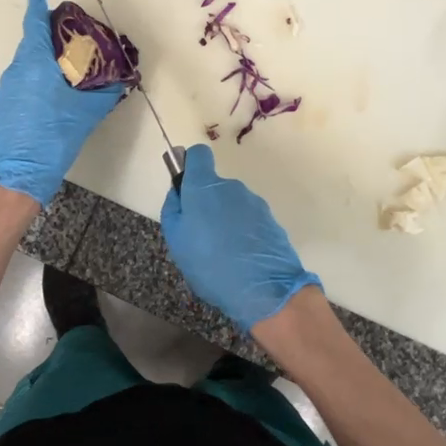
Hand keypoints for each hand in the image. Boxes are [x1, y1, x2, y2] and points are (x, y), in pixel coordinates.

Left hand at [0, 0, 124, 203]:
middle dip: (48, 38)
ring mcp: (5, 91)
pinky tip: (51, 98)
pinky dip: (35, 83)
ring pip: (25, 67)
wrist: (18, 176)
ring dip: (42, 64)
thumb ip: (104, 94)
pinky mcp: (2, 110)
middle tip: (69, 36)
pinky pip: (21, 86)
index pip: (33, 24)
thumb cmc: (53, 137)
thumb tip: (121, 80)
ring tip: (65, 72)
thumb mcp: (85, 114)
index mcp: (33, 65)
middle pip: (31, 45)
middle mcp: (15, 72)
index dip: (37, 4)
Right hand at [160, 144, 320, 328]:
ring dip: (224, 220)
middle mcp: (231, 187)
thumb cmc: (210, 263)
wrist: (266, 291)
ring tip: (222, 253)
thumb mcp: (176, 240)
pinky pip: (248, 220)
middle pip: (213, 185)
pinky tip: (241, 259)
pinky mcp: (271, 221)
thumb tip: (178, 192)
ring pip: (231, 204)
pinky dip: (242, 232)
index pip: (198, 155)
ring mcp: (254, 204)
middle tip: (199, 236)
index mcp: (204, 187)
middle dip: (205, 204)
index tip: (185, 187)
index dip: (189, 166)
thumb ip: (173, 209)